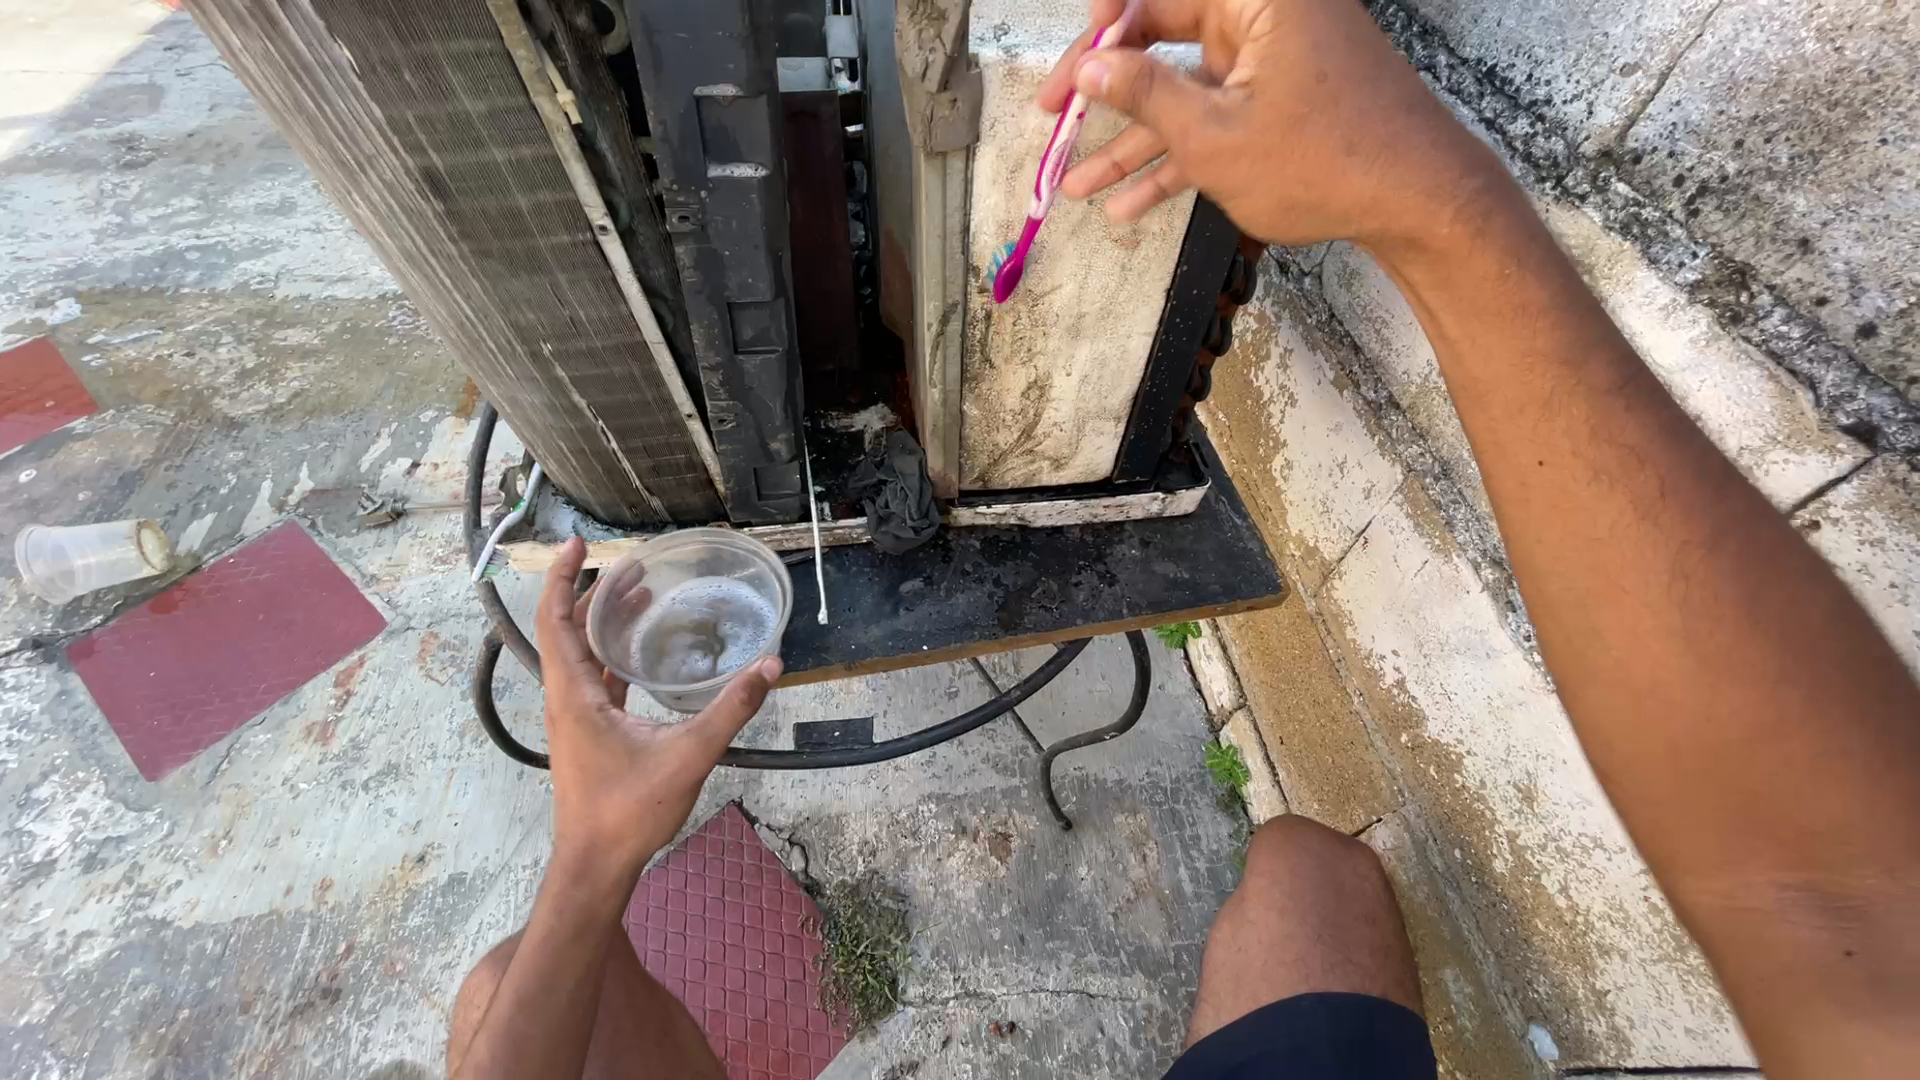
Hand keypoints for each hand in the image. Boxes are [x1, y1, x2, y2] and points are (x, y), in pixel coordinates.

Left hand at [534, 537, 780, 878]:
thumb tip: (771, 665)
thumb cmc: (630, 811)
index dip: (560, 579)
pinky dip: (614, 651)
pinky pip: (595, 676)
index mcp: (574, 696)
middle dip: (593, 591)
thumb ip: (731, 709)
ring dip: (604, 620)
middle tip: (634, 565)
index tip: (575, 543)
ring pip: (581, 653)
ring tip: (642, 593)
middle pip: (567, 630)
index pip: (555, 622)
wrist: (597, 865)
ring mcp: (576, 716)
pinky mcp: (591, 731)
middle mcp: (566, 699)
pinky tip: (646, 650)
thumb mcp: (689, 755)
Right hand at [1036, 0, 1505, 251]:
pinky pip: (1209, 124)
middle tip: (1051, 121)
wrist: (1411, 198)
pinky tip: (1125, 206)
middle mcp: (1257, 16)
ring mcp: (1263, 65)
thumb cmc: (1318, 160)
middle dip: (1102, 91)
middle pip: (1160, 41)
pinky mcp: (1270, 107)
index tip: (1068, 70)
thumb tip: (1090, 66)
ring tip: (1073, 185)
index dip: (1105, 25)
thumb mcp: (1213, 135)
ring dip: (1128, 144)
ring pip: (1179, 96)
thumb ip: (1145, 95)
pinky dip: (1171, 162)